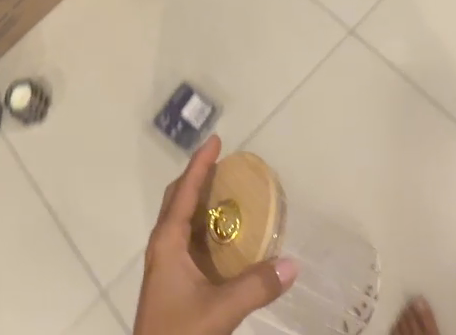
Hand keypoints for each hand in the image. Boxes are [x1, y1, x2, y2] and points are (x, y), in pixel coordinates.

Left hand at [133, 136, 296, 334]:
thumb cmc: (180, 332)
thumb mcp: (220, 309)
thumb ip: (255, 286)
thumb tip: (292, 263)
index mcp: (167, 241)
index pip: (184, 191)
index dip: (200, 164)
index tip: (216, 139)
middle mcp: (163, 245)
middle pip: (179, 199)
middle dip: (199, 178)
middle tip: (225, 164)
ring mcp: (165, 264)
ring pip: (182, 221)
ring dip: (202, 203)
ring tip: (230, 193)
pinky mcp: (172, 281)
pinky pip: (189, 241)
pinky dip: (206, 229)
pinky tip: (226, 239)